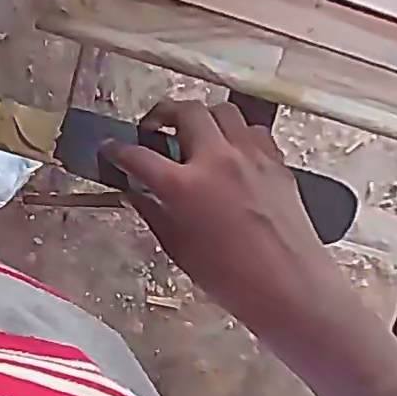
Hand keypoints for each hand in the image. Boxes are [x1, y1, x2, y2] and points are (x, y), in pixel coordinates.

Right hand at [103, 99, 358, 348]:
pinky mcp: (276, 162)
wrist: (287, 284)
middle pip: (185, 111)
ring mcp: (251, 156)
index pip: (138, 156)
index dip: (116, 150)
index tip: (109, 148)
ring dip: (201, 117)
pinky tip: (227, 152)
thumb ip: (152, 212)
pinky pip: (251, 131)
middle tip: (152, 128)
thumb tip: (135, 194)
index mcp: (183, 186)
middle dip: (162, 114)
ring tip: (191, 134)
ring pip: (222, 111)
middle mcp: (216, 160)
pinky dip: (234, 133)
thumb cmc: (227, 275)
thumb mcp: (176, 245)